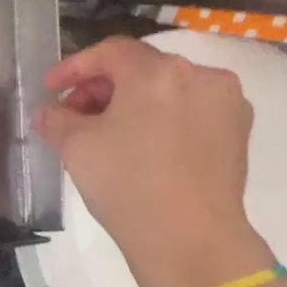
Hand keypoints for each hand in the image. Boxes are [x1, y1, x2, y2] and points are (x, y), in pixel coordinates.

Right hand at [33, 36, 272, 286]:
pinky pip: (190, 111)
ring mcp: (226, 101)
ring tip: (107, 134)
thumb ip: (56, 120)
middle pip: (142, 68)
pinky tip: (142, 148)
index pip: (110, 51)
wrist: (188, 234)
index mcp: (157, 72)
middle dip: (102, 87)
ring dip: (133, 103)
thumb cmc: (125, 183)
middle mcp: (199, 75)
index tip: (50, 87)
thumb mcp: (75, 148)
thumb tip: (49, 110)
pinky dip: (161, 119)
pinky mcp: (237, 130)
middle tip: (73, 115)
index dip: (75, 66)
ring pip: (168, 90)